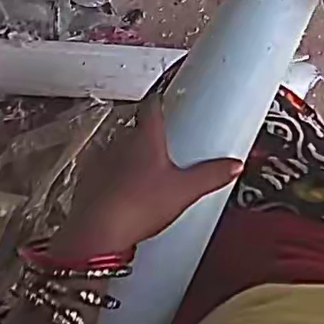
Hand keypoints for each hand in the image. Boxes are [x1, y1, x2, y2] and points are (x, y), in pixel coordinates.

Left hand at [54, 70, 242, 257]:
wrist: (98, 232)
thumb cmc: (138, 205)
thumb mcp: (185, 191)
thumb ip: (211, 175)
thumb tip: (232, 166)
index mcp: (146, 137)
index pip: (153, 104)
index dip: (161, 96)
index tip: (169, 92)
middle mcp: (122, 141)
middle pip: (139, 127)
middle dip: (153, 133)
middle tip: (169, 144)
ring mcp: (103, 159)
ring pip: (122, 148)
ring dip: (134, 156)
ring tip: (151, 173)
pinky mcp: (91, 179)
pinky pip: (107, 170)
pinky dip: (118, 176)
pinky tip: (129, 192)